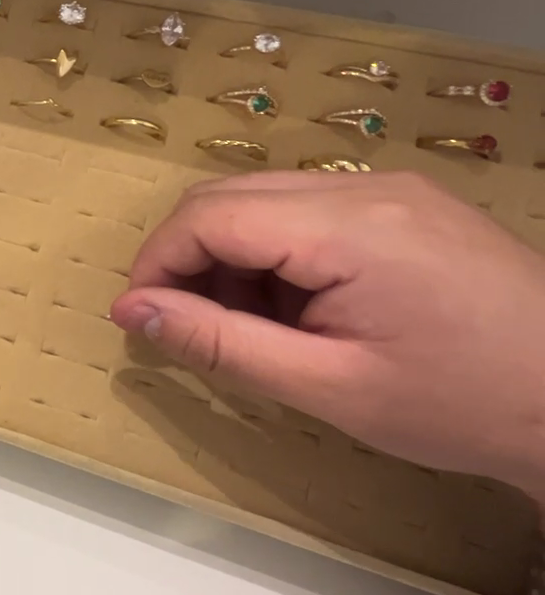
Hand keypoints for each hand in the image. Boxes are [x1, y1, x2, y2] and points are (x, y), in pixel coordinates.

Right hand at [110, 171, 544, 500]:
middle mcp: (367, 187)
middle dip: (186, 256)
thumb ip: (217, 342)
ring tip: (252, 319)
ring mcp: (391, 189)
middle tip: (191, 320)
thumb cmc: (467, 407)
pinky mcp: (406, 203)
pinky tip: (296, 301)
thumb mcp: (327, 386)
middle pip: (223, 198)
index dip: (157, 262)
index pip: (206, 218)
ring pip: (255, 198)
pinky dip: (269, 248)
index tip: (146, 317)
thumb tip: (128, 310)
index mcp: (351, 227)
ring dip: (226, 253)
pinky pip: (299, 206)